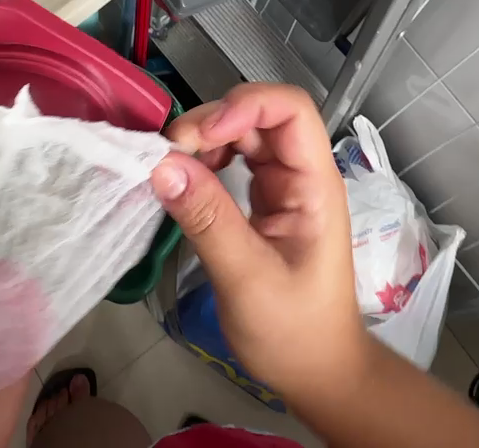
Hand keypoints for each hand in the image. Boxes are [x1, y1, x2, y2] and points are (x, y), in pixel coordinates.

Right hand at [150, 82, 372, 408]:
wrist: (316, 372)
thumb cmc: (294, 331)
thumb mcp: (247, 280)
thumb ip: (208, 220)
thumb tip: (162, 166)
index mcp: (315, 182)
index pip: (290, 110)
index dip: (246, 106)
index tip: (200, 136)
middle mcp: (301, 172)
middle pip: (261, 115)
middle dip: (214, 122)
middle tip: (169, 153)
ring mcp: (282, 183)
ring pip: (243, 134)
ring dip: (205, 139)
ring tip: (171, 165)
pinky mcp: (263, 199)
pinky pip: (233, 161)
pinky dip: (205, 160)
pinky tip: (185, 177)